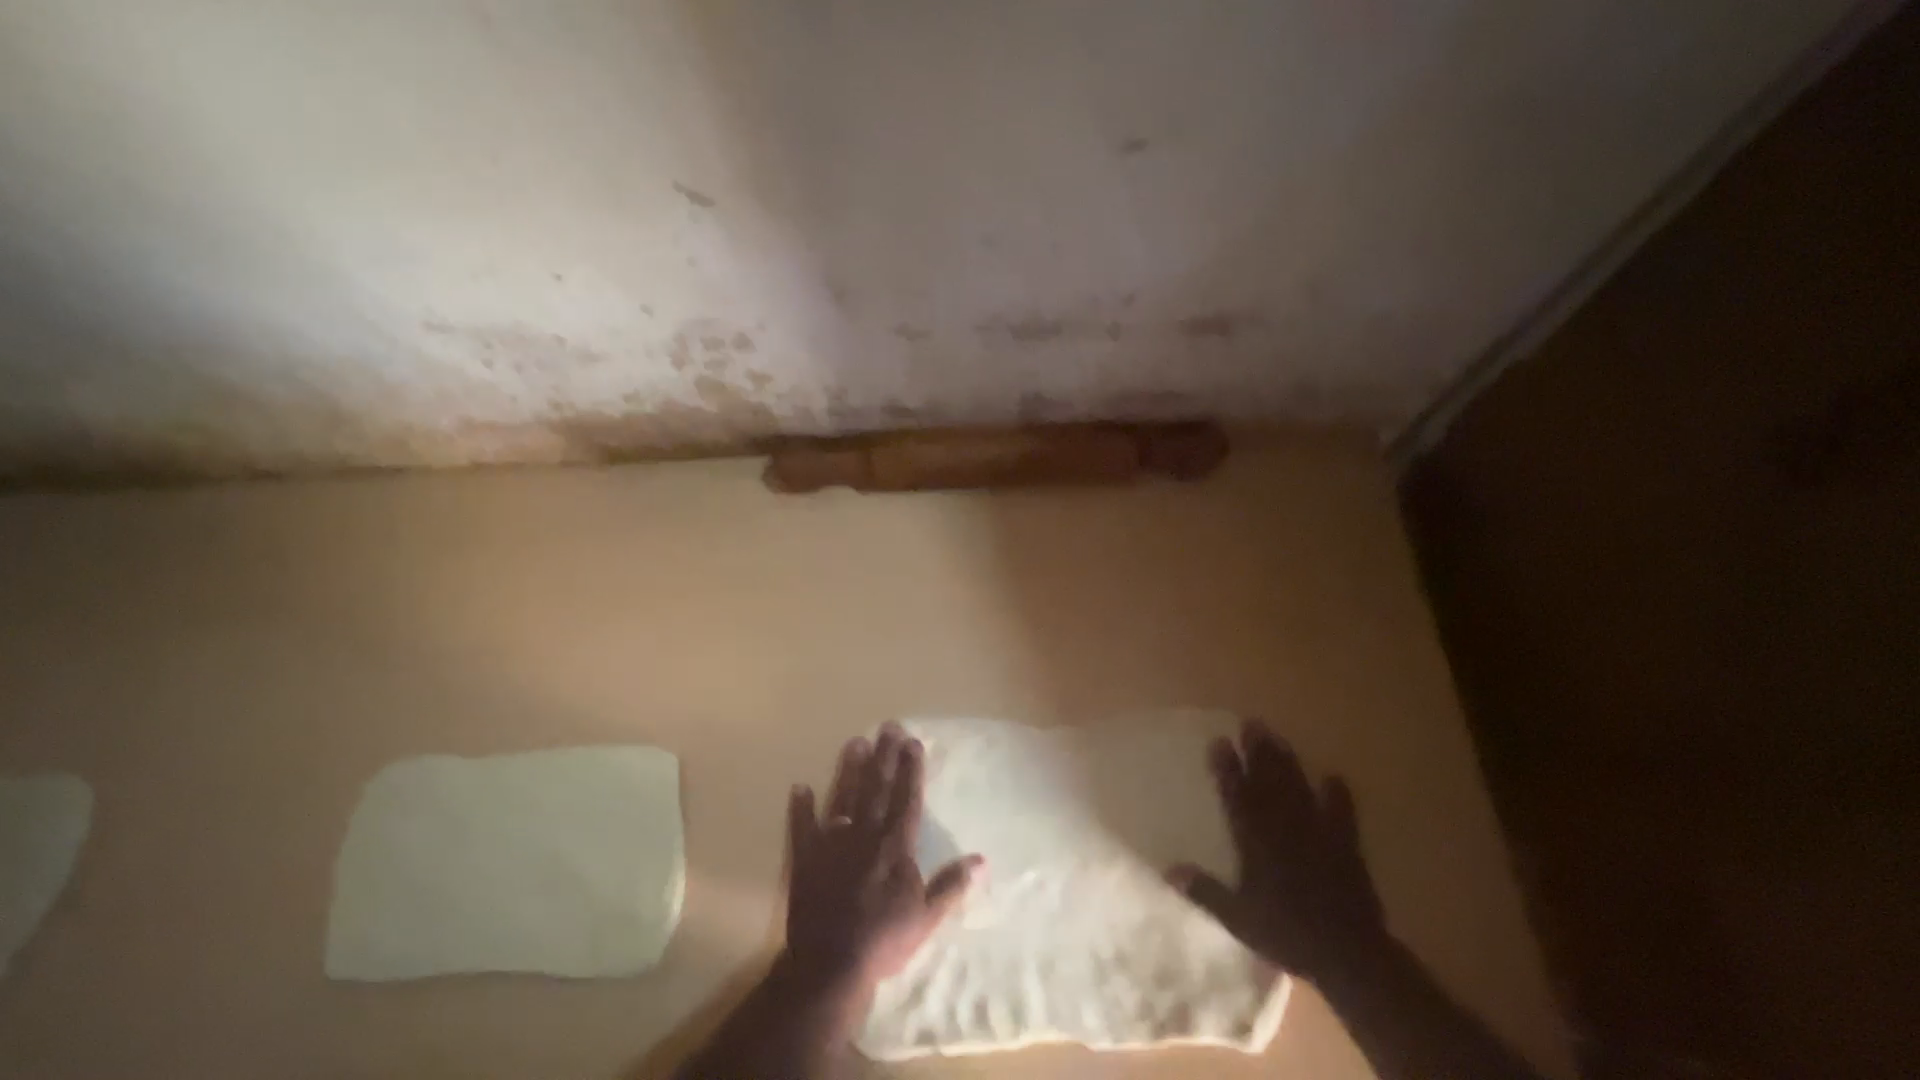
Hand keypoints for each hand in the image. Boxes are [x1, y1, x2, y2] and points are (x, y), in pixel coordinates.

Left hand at [783, 722, 983, 991]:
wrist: (831, 962)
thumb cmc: (884, 940)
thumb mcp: (927, 917)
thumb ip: (951, 884)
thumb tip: (981, 859)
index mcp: (896, 846)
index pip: (907, 799)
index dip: (911, 770)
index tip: (913, 742)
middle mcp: (865, 836)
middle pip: (877, 789)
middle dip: (884, 757)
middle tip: (888, 726)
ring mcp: (832, 844)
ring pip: (843, 798)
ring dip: (850, 770)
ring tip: (855, 742)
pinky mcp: (805, 859)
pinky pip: (802, 828)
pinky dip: (801, 808)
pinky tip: (799, 787)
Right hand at [1169, 719, 1390, 983]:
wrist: (1346, 951)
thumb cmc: (1286, 933)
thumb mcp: (1238, 918)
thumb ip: (1205, 891)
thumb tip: (1169, 869)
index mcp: (1256, 844)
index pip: (1237, 798)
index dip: (1226, 769)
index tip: (1219, 741)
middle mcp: (1284, 830)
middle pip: (1268, 784)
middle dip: (1258, 753)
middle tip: (1250, 723)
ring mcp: (1318, 834)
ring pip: (1298, 789)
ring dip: (1287, 762)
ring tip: (1277, 737)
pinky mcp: (1346, 846)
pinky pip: (1342, 813)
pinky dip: (1337, 795)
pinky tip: (1333, 776)